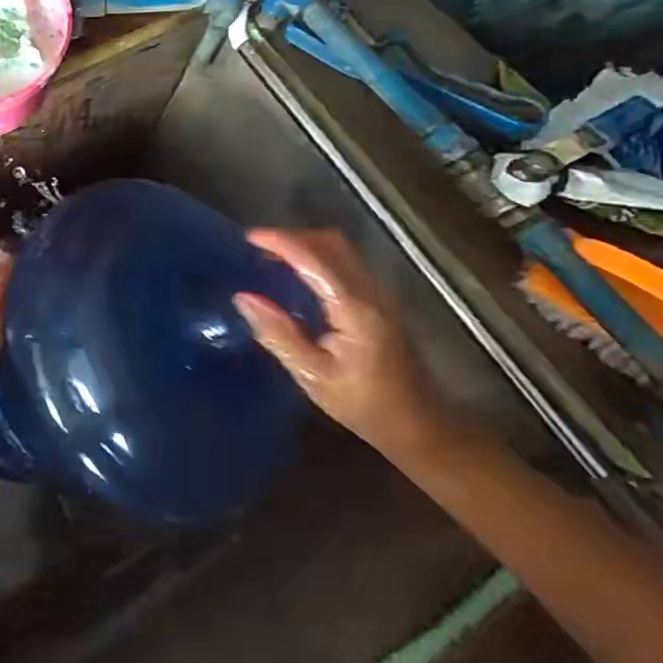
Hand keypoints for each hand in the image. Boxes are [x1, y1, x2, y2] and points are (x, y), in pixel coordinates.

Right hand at [233, 229, 440, 450]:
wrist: (417, 424)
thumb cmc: (363, 405)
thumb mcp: (313, 376)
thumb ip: (278, 334)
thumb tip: (244, 298)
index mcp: (355, 309)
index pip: (315, 259)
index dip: (281, 242)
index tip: (249, 238)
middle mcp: (371, 292)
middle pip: (332, 243)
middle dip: (293, 237)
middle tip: (259, 247)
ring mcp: (380, 294)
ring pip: (342, 249)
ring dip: (306, 244)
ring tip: (273, 257)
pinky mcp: (381, 301)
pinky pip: (347, 262)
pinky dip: (319, 257)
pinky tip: (300, 275)